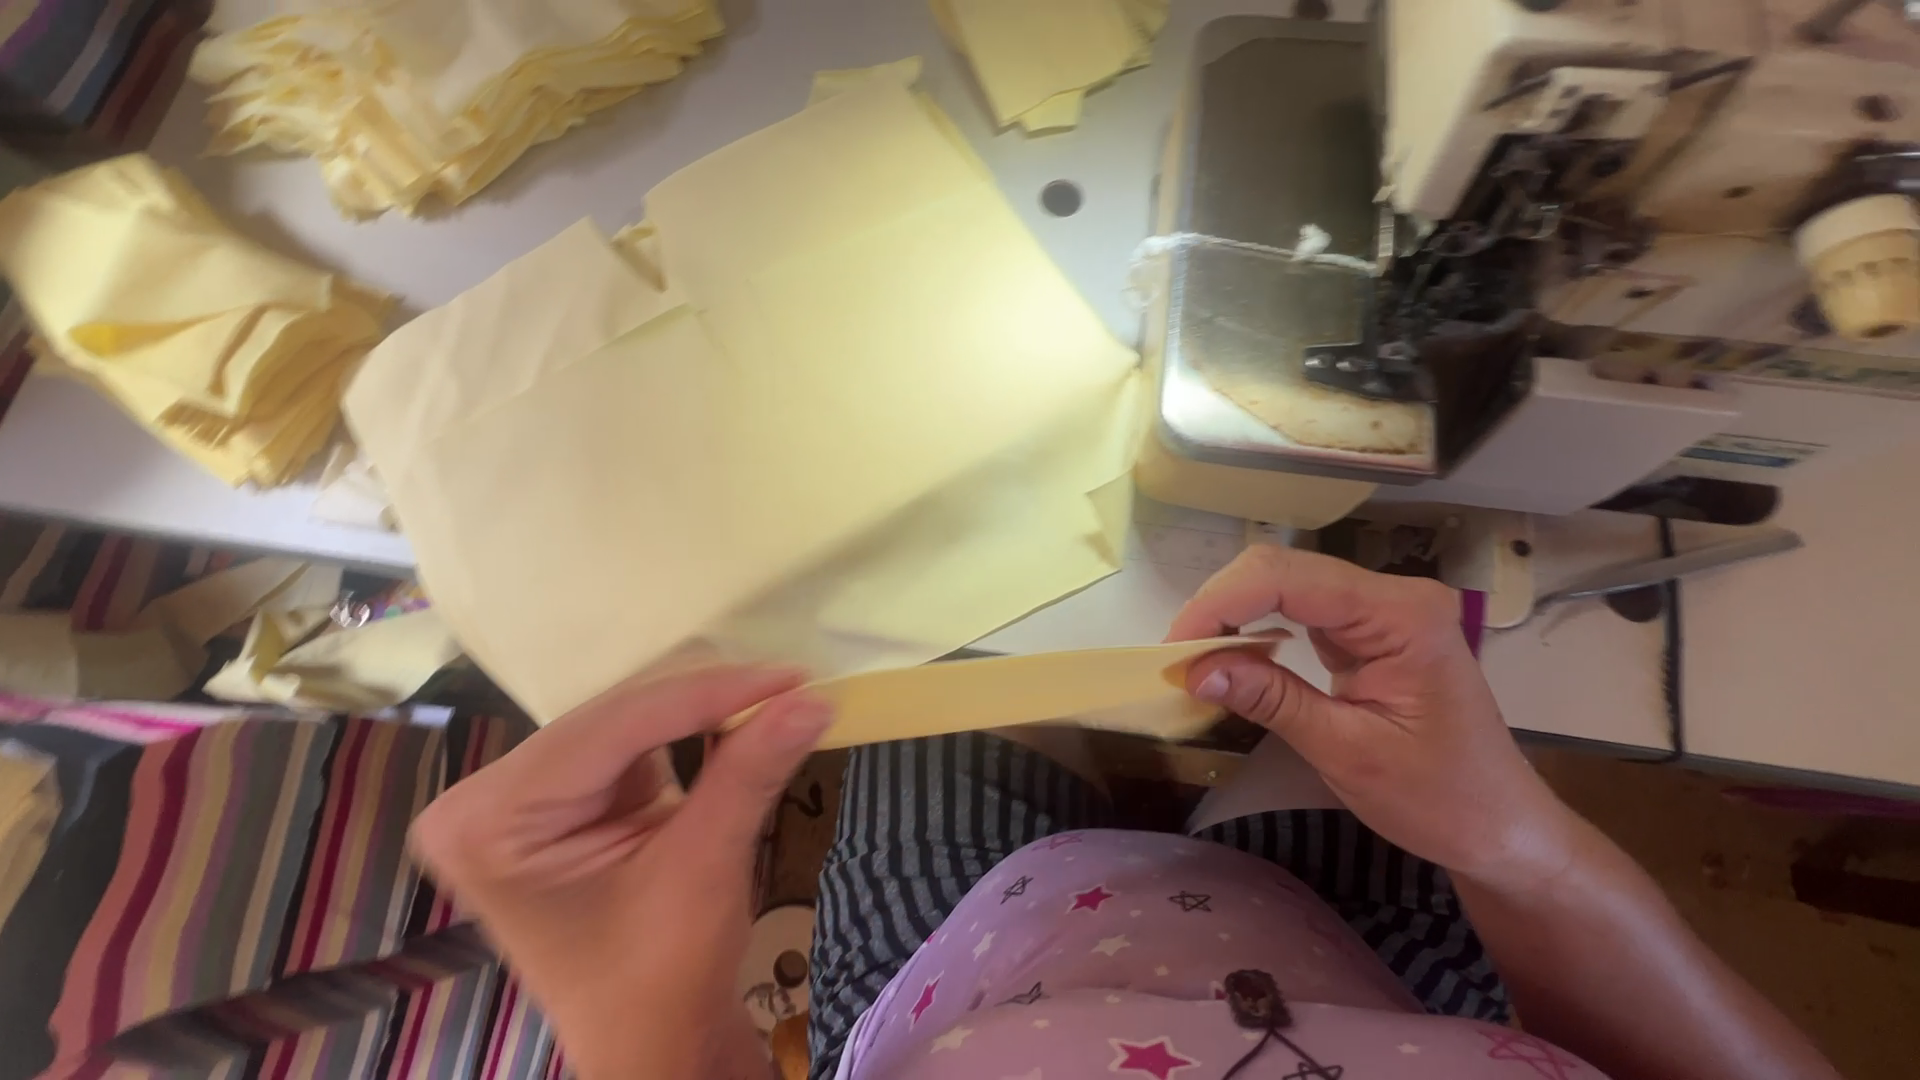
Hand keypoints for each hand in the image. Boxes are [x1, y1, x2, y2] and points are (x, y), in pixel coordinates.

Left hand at [409, 666, 830, 1079]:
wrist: (654, 1041)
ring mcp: (524, 790)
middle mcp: (491, 792)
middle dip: (711, 699)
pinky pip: (638, 736)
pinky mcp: (566, 792)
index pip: (615, 727)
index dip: (709, 695)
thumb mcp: (703, 869)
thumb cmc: (660, 979)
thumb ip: (749, 773)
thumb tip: (812, 699)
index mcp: (490, 819)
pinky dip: (695, 727)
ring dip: (708, 706)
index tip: (791, 677)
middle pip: (619, 714)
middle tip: (793, 686)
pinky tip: (742, 718)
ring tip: (777, 696)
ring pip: (633, 715)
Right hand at [1168, 545, 1580, 893]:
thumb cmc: (1441, 800)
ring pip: (1283, 583)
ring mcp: (1380, 609)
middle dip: (1220, 606)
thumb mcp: (1347, 752)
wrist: (1503, 830)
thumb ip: (1271, 700)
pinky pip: (1296, 609)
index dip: (1222, 604)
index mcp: (1401, 615)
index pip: (1288, 579)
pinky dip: (1253, 627)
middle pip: (1281, 569)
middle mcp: (1391, 596)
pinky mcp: (1367, 629)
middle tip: (1177, 657)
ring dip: (1231, 613)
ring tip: (1194, 656)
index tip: (1175, 649)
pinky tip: (1231, 654)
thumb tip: (1195, 670)